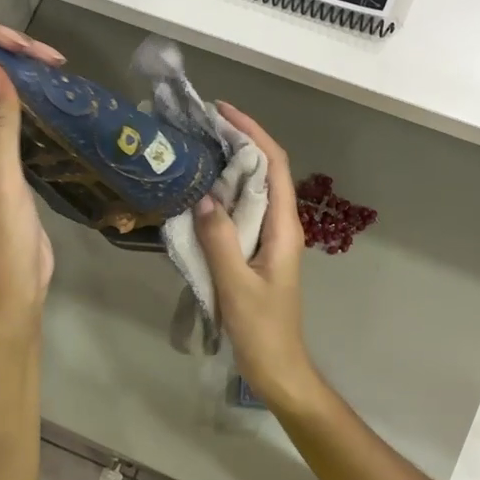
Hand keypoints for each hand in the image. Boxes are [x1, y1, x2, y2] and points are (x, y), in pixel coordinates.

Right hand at [193, 103, 319, 406]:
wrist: (277, 368)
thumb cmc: (262, 330)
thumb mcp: (236, 286)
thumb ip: (219, 240)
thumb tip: (203, 197)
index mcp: (284, 229)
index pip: (274, 166)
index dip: (252, 133)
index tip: (222, 112)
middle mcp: (280, 228)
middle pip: (263, 173)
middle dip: (237, 143)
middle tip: (199, 127)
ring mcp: (268, 243)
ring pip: (250, 194)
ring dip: (227, 170)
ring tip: (195, 151)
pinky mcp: (254, 257)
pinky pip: (240, 217)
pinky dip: (221, 200)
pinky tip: (198, 198)